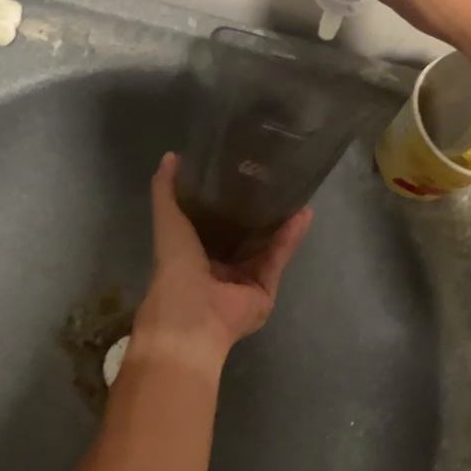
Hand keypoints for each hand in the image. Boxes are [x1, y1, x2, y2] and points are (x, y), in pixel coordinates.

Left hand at [131, 154, 312, 372]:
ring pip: (265, 245)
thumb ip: (166, 189)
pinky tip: (303, 213)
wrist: (193, 314)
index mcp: (192, 253)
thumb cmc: (175, 264)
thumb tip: (170, 155)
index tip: (237, 172)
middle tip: (271, 180)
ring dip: (279, 221)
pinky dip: (290, 237)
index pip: (212, 222)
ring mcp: (244, 280)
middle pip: (243, 234)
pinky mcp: (265, 290)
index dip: (223, 199)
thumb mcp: (167, 219)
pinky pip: (278, 258)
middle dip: (256, 210)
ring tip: (294, 192)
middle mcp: (219, 267)